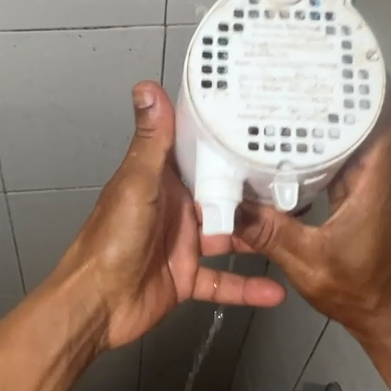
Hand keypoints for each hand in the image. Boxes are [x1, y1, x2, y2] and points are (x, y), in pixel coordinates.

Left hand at [45, 82, 285, 350]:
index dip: (225, 144)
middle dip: (253, 192)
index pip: (199, 155)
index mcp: (162, 181)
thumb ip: (151, 140)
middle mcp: (175, 209)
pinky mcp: (187, 277)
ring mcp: (183, 244)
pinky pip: (224, 281)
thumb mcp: (137, 182)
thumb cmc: (109, 240)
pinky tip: (274, 290)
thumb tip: (146, 88)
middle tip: (294, 185)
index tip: (259, 132)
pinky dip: (247, 287)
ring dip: (256, 235)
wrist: (96, 302)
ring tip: (292, 229)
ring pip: (229, 236)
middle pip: (222, 196)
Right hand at [230, 86, 390, 342]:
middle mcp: (377, 175)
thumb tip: (227, 207)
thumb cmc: (363, 291)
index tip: (343, 56)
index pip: (384, 115)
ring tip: (292, 94)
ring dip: (330, 116)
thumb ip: (268, 232)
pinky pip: (342, 159)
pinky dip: (322, 145)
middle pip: (366, 117)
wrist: (390, 317)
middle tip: (302, 67)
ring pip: (354, 137)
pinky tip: (291, 143)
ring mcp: (369, 186)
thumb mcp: (308, 262)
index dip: (370, 81)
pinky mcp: (359, 198)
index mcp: (375, 180)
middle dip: (339, 89)